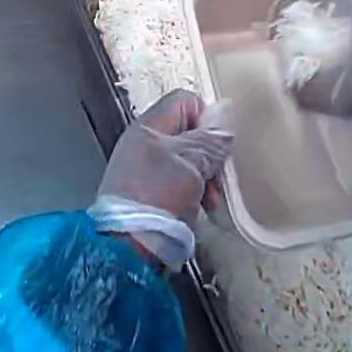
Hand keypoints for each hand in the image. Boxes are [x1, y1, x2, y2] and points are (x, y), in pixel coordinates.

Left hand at [89, 90, 231, 267]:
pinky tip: (197, 209)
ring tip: (209, 199)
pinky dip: (191, 193)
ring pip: (186, 161)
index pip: (185, 101)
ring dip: (204, 178)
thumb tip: (224, 125)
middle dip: (209, 155)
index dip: (207, 117)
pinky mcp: (145, 195)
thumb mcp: (192, 163)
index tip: (218, 143)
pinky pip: (177, 183)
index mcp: (149, 126)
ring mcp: (143, 169)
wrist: (126, 250)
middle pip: (188, 133)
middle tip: (217, 175)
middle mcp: (143, 143)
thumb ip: (212, 141)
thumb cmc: (156, 198)